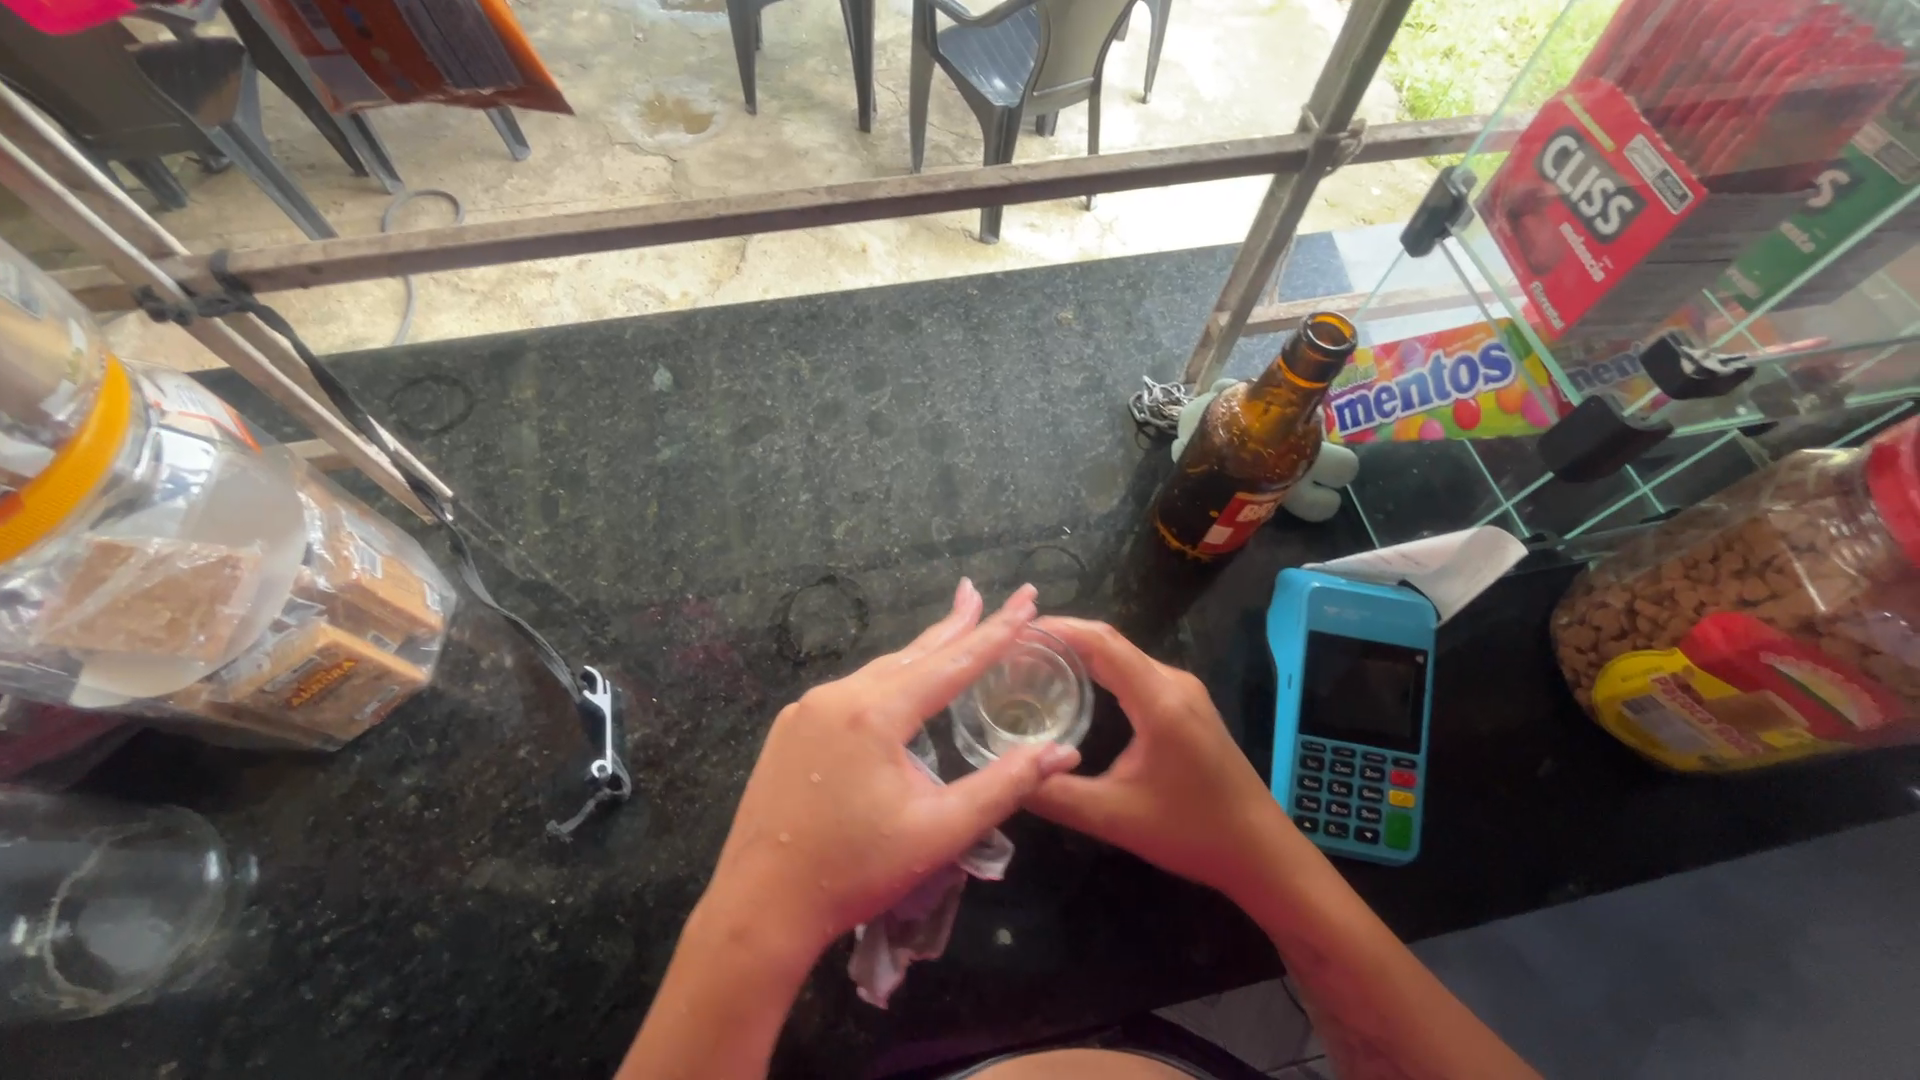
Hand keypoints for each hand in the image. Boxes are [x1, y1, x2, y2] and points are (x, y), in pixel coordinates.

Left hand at [700, 581, 1081, 962]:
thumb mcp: (941, 832)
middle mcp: (837, 697)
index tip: (1026, 600)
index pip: (952, 663)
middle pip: (912, 655)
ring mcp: (806, 710)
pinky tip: (898, 689)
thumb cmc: (856, 872)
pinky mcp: (790, 729)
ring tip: (953, 632)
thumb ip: (1005, 785)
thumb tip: (1063, 752)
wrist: (762, 905)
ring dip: (920, 655)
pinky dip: (886, 682)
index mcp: (875, 714)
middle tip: (981, 591)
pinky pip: (851, 693)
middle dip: (954, 624)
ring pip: (879, 673)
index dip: (995, 632)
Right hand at [1023, 617, 1289, 898]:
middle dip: (1058, 638)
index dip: (1055, 628)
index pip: (1100, 642)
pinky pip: (1135, 674)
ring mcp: (1184, 692)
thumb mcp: (1113, 816)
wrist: (1260, 852)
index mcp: (1159, 699)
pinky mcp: (1186, 707)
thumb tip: (1001, 774)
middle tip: (1009, 652)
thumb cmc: (1191, 832)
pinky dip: (1099, 671)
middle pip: (1109, 642)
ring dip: (1078, 654)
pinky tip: (1073, 687)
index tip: (1011, 633)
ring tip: (1030, 664)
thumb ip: (1053, 794)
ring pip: (1122, 657)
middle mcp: (1174, 683)